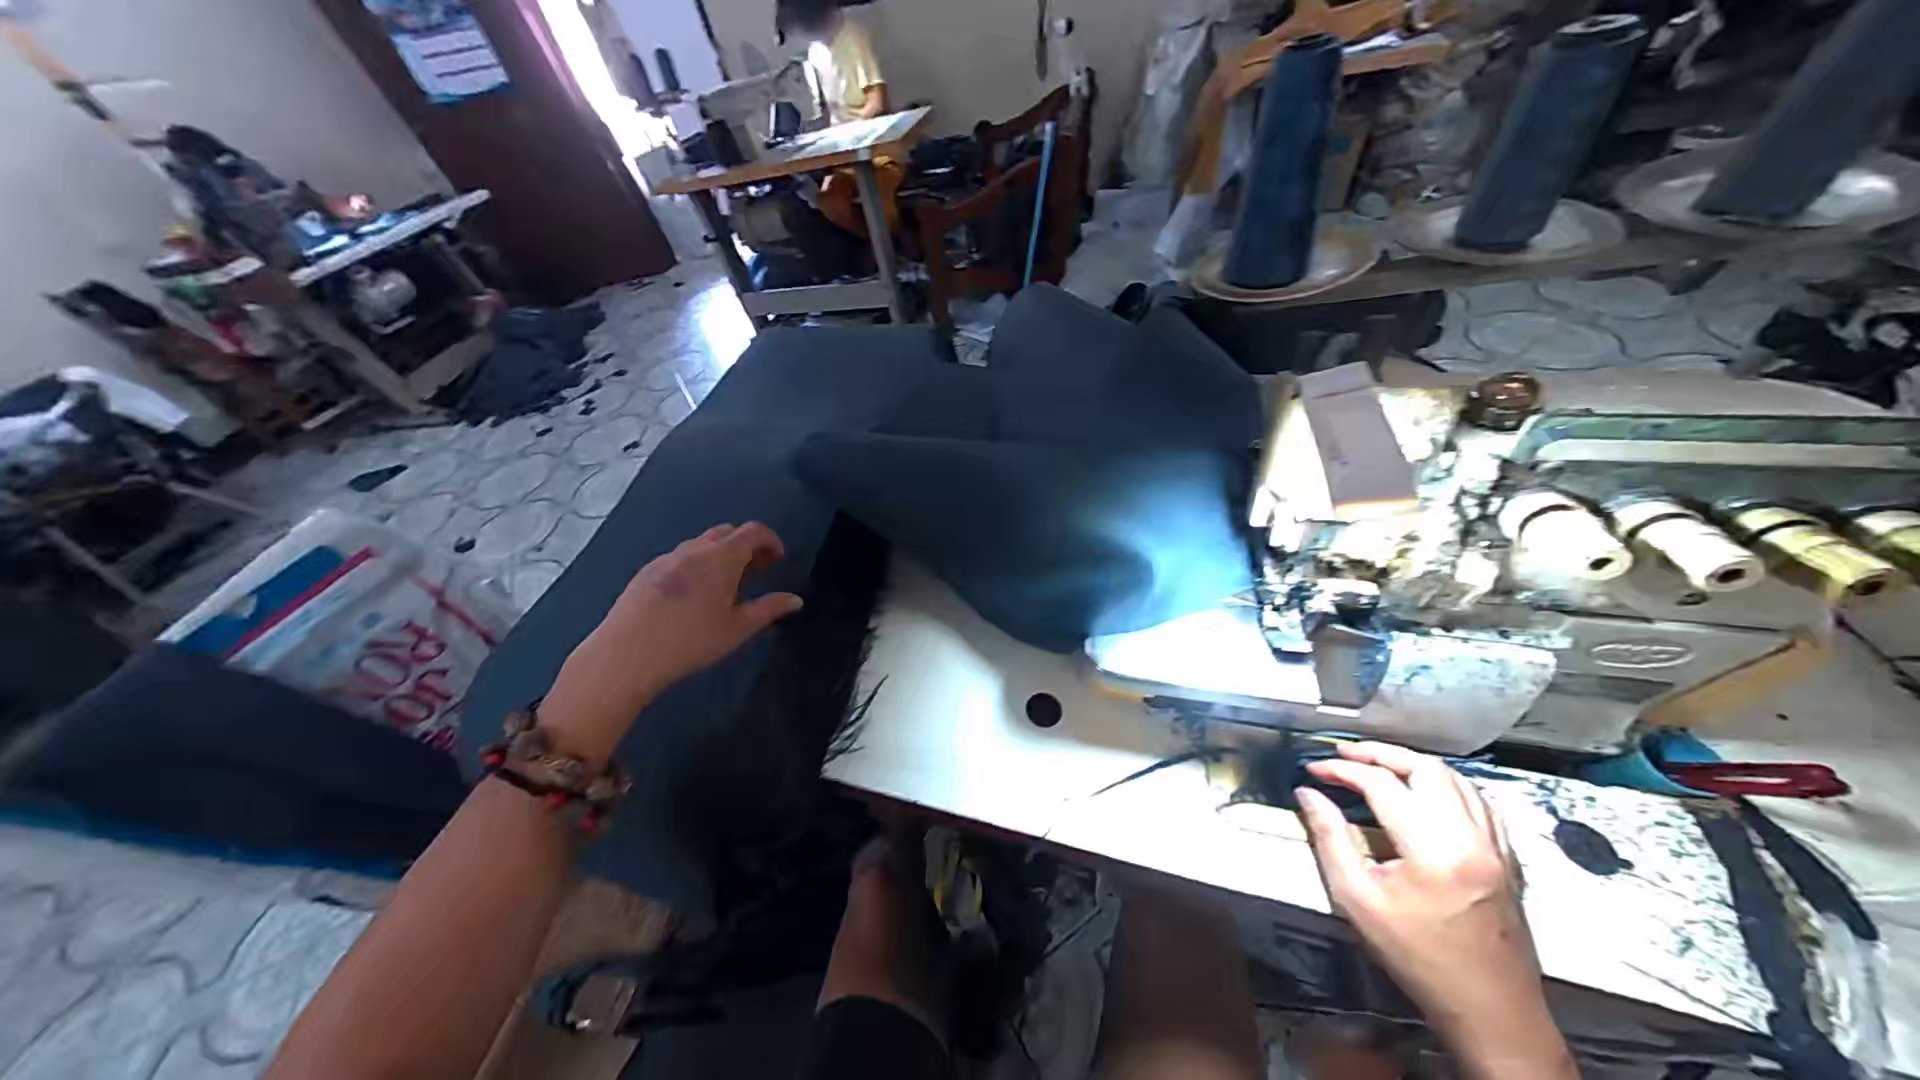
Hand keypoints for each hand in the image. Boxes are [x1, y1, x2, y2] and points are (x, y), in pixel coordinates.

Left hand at [540, 523, 803, 765]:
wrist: (626, 655)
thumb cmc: (691, 642)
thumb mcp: (738, 629)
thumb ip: (769, 609)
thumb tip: (796, 599)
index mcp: (721, 558)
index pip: (753, 531)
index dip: (771, 540)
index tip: (779, 559)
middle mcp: (694, 549)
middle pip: (727, 532)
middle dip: (747, 545)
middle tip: (757, 572)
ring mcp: (667, 558)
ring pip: (702, 544)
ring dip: (721, 554)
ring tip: (727, 585)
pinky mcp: (646, 572)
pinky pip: (681, 557)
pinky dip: (698, 563)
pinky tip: (694, 595)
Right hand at [1295, 742, 1575, 1079]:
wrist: (1488, 1009)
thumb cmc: (1416, 957)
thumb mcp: (1357, 899)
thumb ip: (1330, 838)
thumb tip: (1308, 794)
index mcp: (1433, 849)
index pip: (1382, 784)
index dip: (1342, 769)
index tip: (1315, 770)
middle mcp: (1472, 838)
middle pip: (1426, 768)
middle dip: (1381, 754)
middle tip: (1345, 754)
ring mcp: (1497, 846)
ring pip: (1457, 779)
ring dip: (1414, 765)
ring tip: (1379, 766)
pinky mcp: (1508, 858)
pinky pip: (1479, 801)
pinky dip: (1446, 785)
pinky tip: (1424, 793)